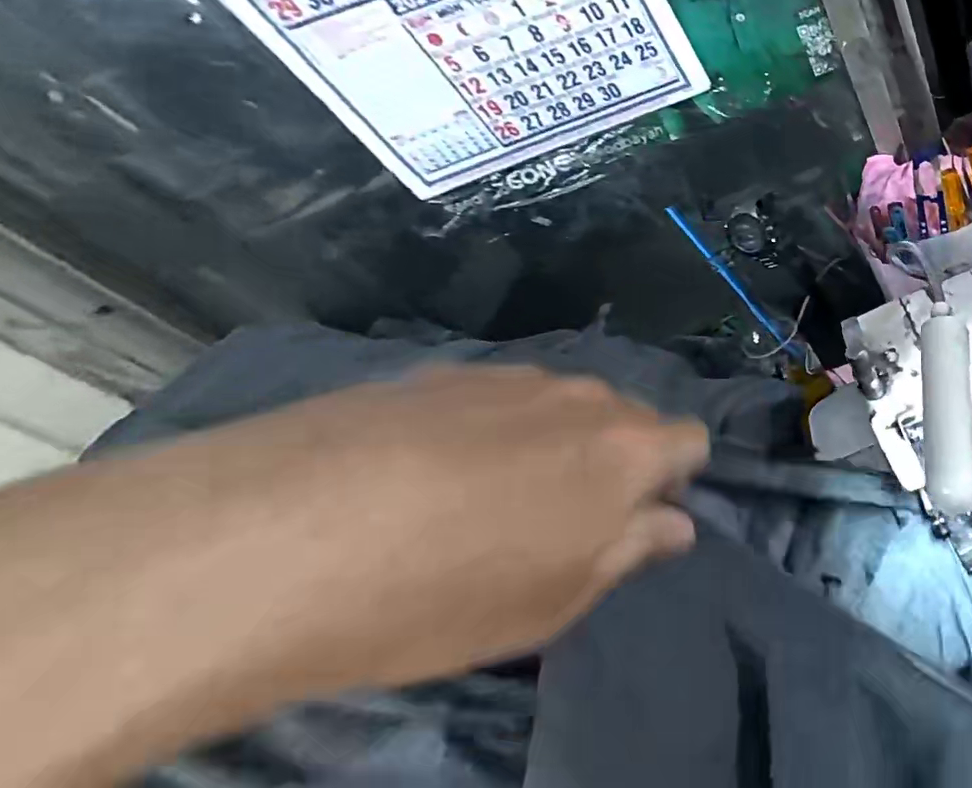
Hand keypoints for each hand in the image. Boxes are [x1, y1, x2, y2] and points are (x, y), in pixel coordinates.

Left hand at [204, 364, 711, 687]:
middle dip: (615, 459)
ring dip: (552, 441)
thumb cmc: (446, 592)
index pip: (691, 441)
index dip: (675, 477)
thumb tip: (674, 523)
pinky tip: (427, 470)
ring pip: (562, 405)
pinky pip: (498, 397)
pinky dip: (490, 427)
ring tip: (486, 493)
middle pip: (628, 418)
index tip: (636, 515)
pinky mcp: (445, 371)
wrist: (280, 536)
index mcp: (628, 450)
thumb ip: (630, 551)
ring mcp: (514, 377)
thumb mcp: (555, 601)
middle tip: (560, 516)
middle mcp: (584, 398)